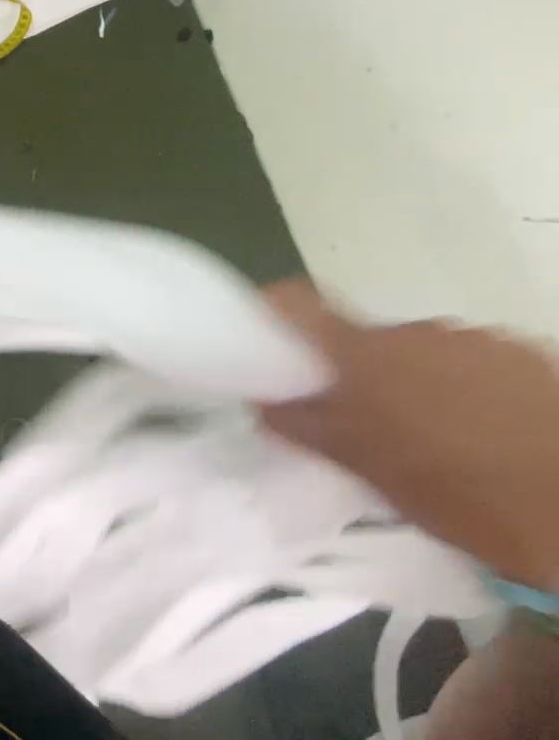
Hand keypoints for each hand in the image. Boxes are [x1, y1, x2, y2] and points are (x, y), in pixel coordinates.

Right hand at [258, 280, 558, 589]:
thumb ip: (303, 426)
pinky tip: (490, 431)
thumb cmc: (460, 493)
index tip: (263, 334)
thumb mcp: (363, 470)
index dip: (272, 308)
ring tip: (439, 432)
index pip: (295, 301)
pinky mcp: (535, 358)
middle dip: (359, 369)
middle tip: (365, 418)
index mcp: (361, 353)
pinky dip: (470, 386)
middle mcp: (415, 332)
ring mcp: (481, 341)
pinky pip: (477, 361)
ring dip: (418, 379)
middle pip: (364, 336)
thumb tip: (265, 402)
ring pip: (424, 351)